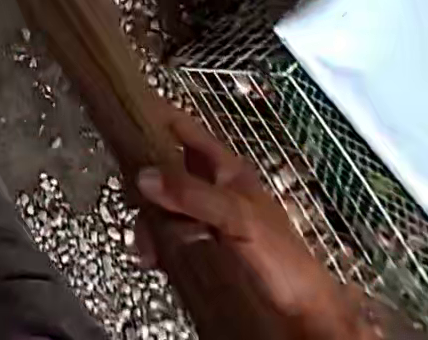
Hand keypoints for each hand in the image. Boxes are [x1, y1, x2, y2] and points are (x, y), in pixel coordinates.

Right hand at [133, 104, 370, 339]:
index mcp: (223, 167)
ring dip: (147, 220)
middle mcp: (210, 186)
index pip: (181, 126)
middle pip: (162, 166)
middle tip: (129, 192)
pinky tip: (149, 257)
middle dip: (143, 180)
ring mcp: (204, 216)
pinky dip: (153, 244)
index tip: (121, 108)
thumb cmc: (282, 259)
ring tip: (144, 243)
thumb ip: (191, 193)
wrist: (305, 320)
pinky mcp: (199, 247)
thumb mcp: (236, 216)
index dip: (153, 113)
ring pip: (160, 203)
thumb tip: (144, 176)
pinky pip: (165, 235)